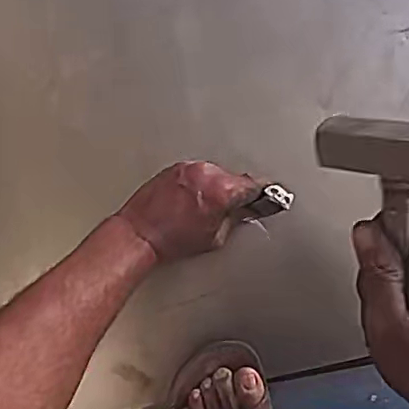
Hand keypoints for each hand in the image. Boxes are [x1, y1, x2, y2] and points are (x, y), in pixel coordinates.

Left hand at [115, 161, 258, 262]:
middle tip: (228, 212)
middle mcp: (205, 173)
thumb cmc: (171, 240)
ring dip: (215, 188)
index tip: (268, 196)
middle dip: (234, 194)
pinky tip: (190, 202)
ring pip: (215, 174)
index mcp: (221, 190)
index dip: (264, 194)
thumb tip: (244, 212)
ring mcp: (188, 168)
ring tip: (202, 209)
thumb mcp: (215, 237)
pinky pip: (197, 173)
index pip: (253, 185)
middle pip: (233, 179)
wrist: (140, 235)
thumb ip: (235, 219)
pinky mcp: (175, 169)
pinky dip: (198, 184)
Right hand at [352, 215, 408, 408]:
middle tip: (375, 289)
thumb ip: (376, 274)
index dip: (383, 226)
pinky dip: (402, 285)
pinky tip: (399, 313)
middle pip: (408, 234)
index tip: (369, 246)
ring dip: (391, 272)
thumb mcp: (386, 323)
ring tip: (387, 306)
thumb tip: (366, 233)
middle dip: (383, 254)